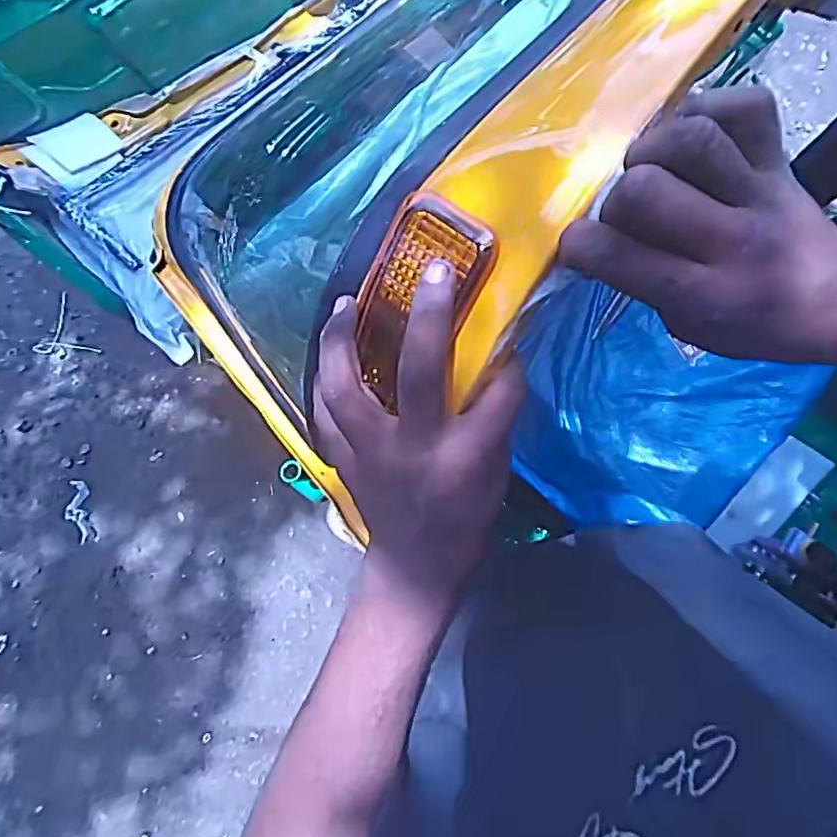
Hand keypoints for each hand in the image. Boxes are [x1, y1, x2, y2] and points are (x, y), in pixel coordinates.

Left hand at [313, 262, 525, 612]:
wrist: (415, 567)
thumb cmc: (464, 519)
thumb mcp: (495, 472)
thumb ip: (492, 420)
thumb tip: (493, 363)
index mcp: (465, 457)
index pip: (497, 396)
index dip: (509, 368)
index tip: (512, 350)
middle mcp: (415, 447)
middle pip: (420, 372)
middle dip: (430, 315)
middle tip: (433, 270)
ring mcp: (370, 452)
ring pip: (346, 385)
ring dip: (343, 338)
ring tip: (348, 302)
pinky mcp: (342, 457)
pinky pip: (324, 409)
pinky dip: (325, 375)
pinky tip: (331, 348)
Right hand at [559, 86, 836, 368]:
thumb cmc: (757, 326)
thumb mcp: (690, 329)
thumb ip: (644, 284)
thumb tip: (599, 235)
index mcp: (706, 296)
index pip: (624, 259)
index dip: (581, 246)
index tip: (578, 244)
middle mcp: (734, 240)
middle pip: (646, 190)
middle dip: (619, 198)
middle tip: (629, 211)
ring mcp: (763, 191)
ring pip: (691, 138)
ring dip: (654, 148)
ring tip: (655, 167)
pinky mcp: (782, 158)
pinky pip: (745, 107)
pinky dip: (708, 108)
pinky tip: (696, 136)